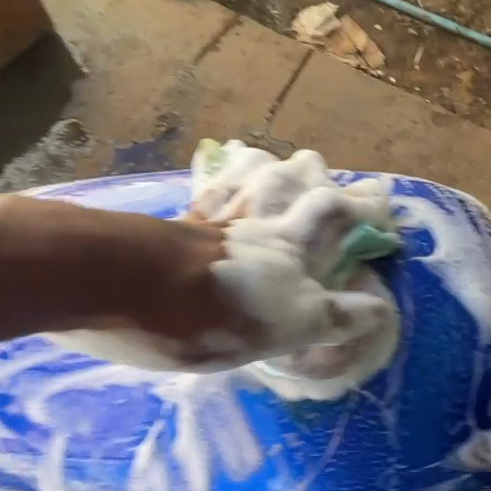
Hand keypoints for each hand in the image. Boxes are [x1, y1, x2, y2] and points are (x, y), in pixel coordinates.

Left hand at [0, 196, 393, 372]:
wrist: (106, 284)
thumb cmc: (208, 310)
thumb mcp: (288, 325)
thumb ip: (334, 317)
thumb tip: (380, 310)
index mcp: (286, 247)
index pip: (334, 213)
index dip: (363, 208)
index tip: (384, 206)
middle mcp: (250, 226)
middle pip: (286, 183)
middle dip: (312, 175)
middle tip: (321, 169)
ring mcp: (203, 225)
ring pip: (241, 182)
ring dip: (261, 171)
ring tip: (271, 165)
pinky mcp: (163, 232)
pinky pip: (198, 201)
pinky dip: (213, 191)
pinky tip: (210, 199)